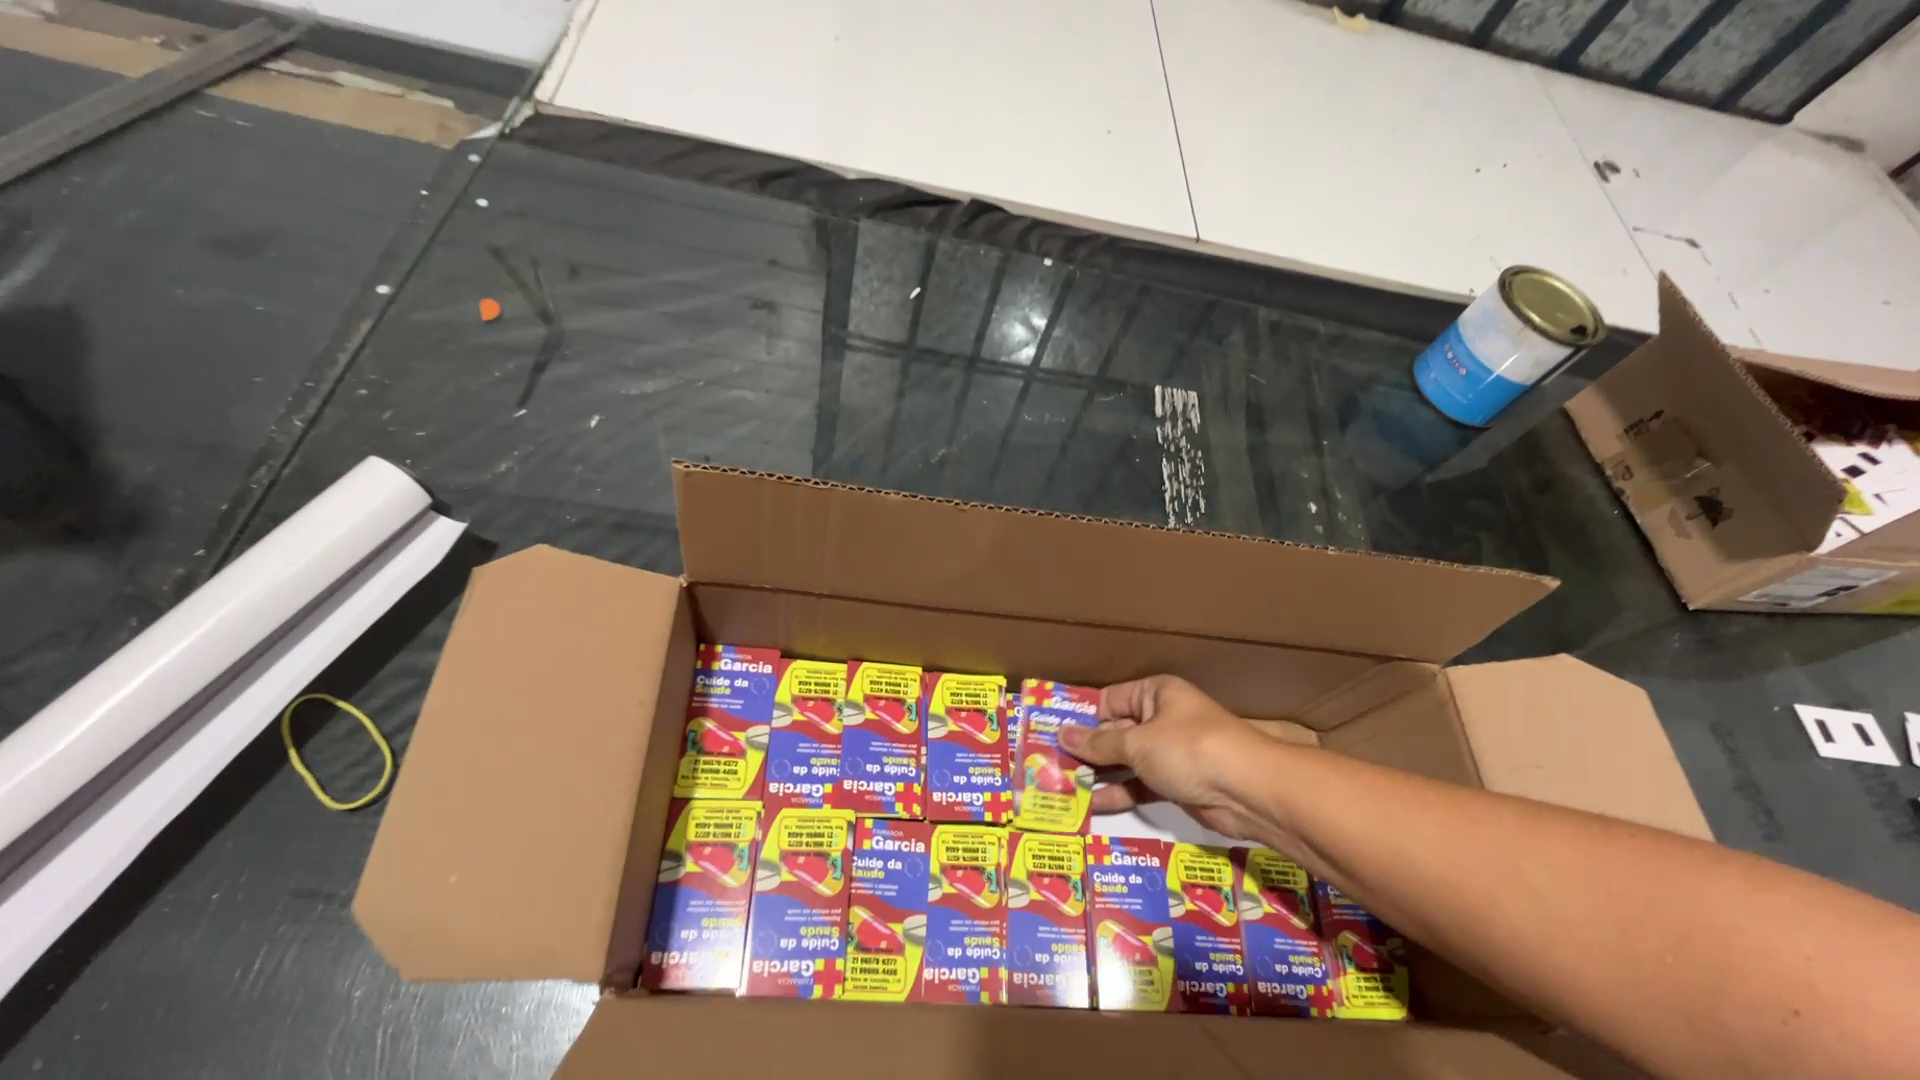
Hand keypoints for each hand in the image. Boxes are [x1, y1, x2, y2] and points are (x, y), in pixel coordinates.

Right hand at [1058, 675, 1266, 839]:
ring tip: (1063, 788)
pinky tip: (1092, 805)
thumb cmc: (1189, 749)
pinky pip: (1140, 784)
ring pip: (1126, 761)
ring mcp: (1170, 752)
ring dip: (1099, 774)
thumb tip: (1062, 734)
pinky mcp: (1176, 783)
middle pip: (1115, 731)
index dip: (1082, 717)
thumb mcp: (1137, 742)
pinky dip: (1119, 793)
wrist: (1247, 790)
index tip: (1051, 735)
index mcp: (1155, 694)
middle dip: (1086, 749)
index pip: (1109, 700)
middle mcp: (1161, 719)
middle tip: (1049, 765)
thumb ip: (1099, 742)